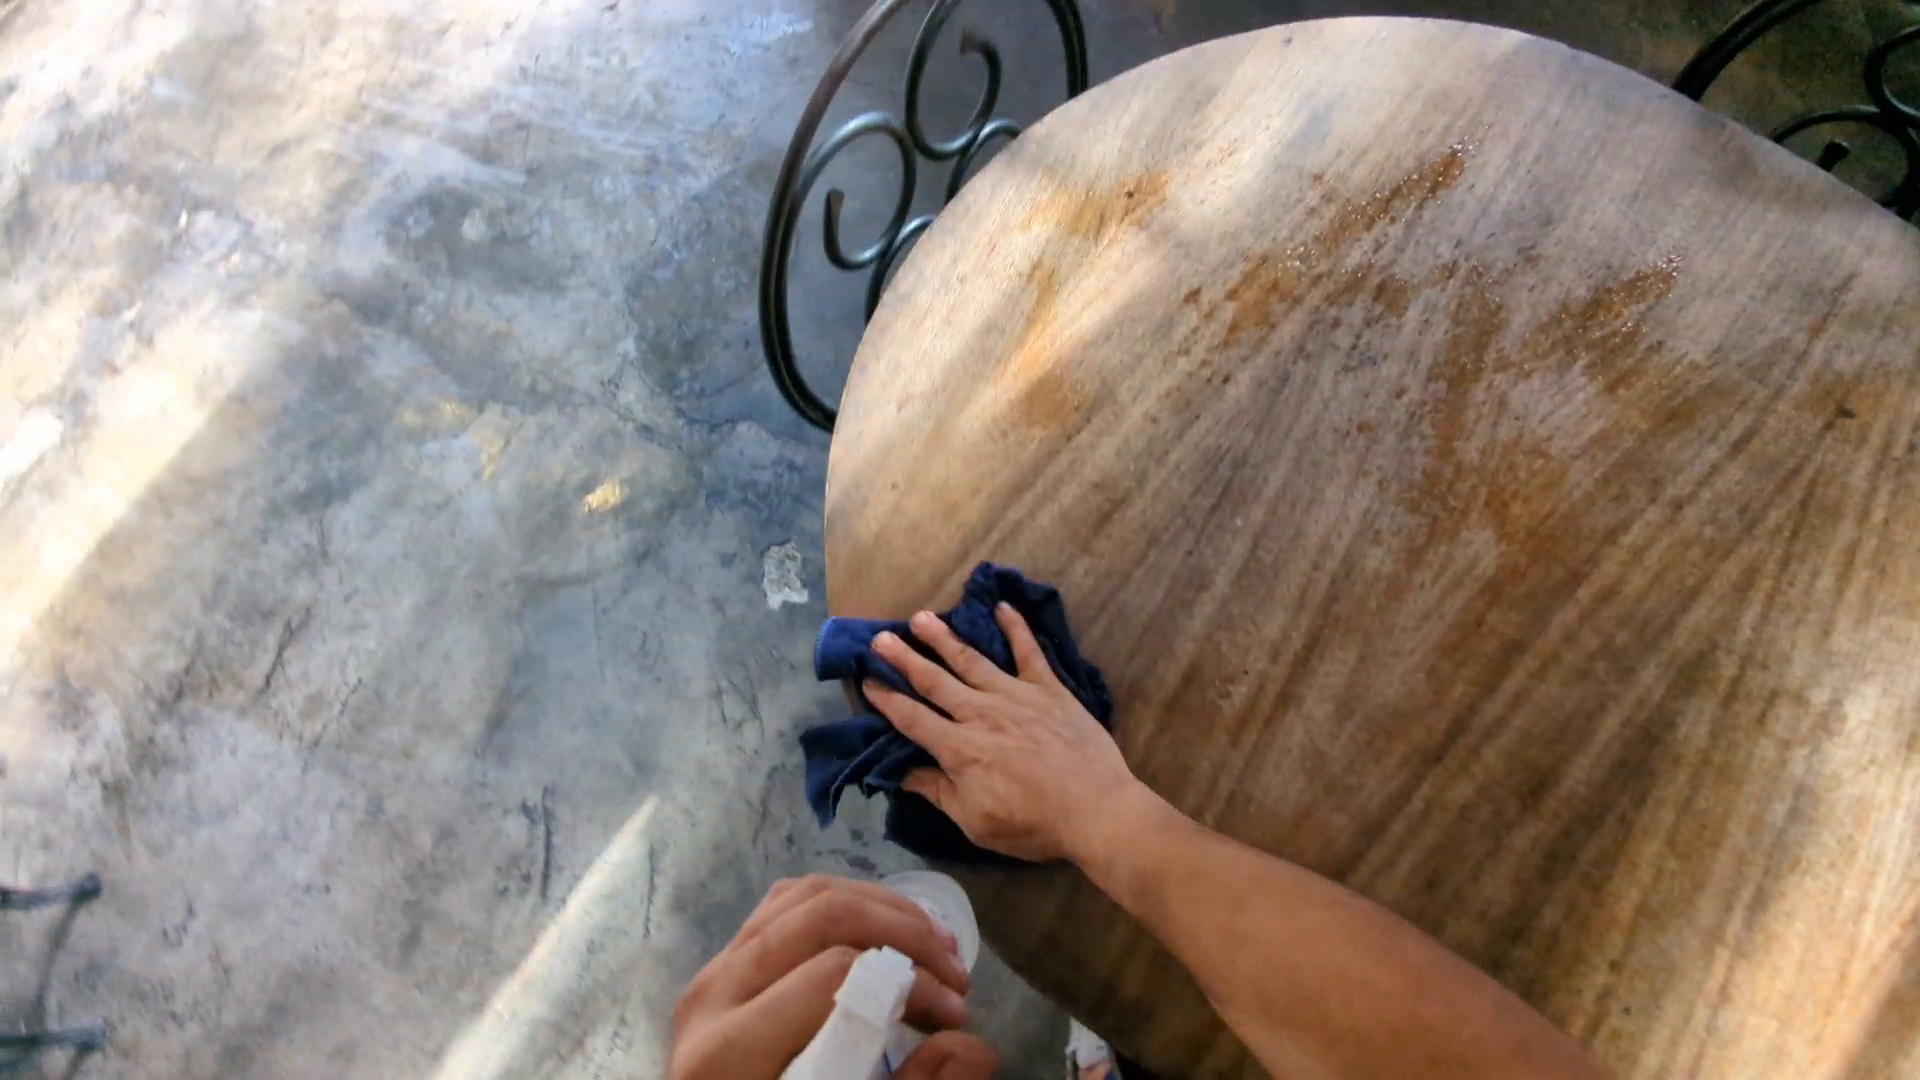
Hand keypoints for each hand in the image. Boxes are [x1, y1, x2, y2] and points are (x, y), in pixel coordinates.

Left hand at [670, 875, 996, 1079]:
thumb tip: (976, 1047)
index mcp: (728, 1052)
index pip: (833, 973)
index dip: (908, 982)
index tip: (957, 1014)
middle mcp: (712, 994)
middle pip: (821, 914)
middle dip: (903, 930)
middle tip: (954, 965)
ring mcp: (714, 969)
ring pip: (807, 894)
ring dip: (880, 906)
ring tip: (931, 937)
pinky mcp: (726, 960)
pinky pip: (788, 901)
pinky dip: (844, 901)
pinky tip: (880, 926)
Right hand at [866, 604, 1138, 862]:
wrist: (1096, 809)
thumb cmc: (1033, 824)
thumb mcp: (976, 822)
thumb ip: (938, 792)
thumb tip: (900, 773)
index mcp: (959, 748)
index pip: (912, 719)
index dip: (886, 700)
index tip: (866, 680)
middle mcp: (980, 712)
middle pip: (933, 680)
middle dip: (904, 658)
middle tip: (881, 637)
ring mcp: (1014, 695)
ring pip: (970, 659)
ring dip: (943, 637)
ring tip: (921, 616)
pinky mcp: (1047, 687)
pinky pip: (1028, 651)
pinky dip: (1016, 627)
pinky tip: (1003, 605)